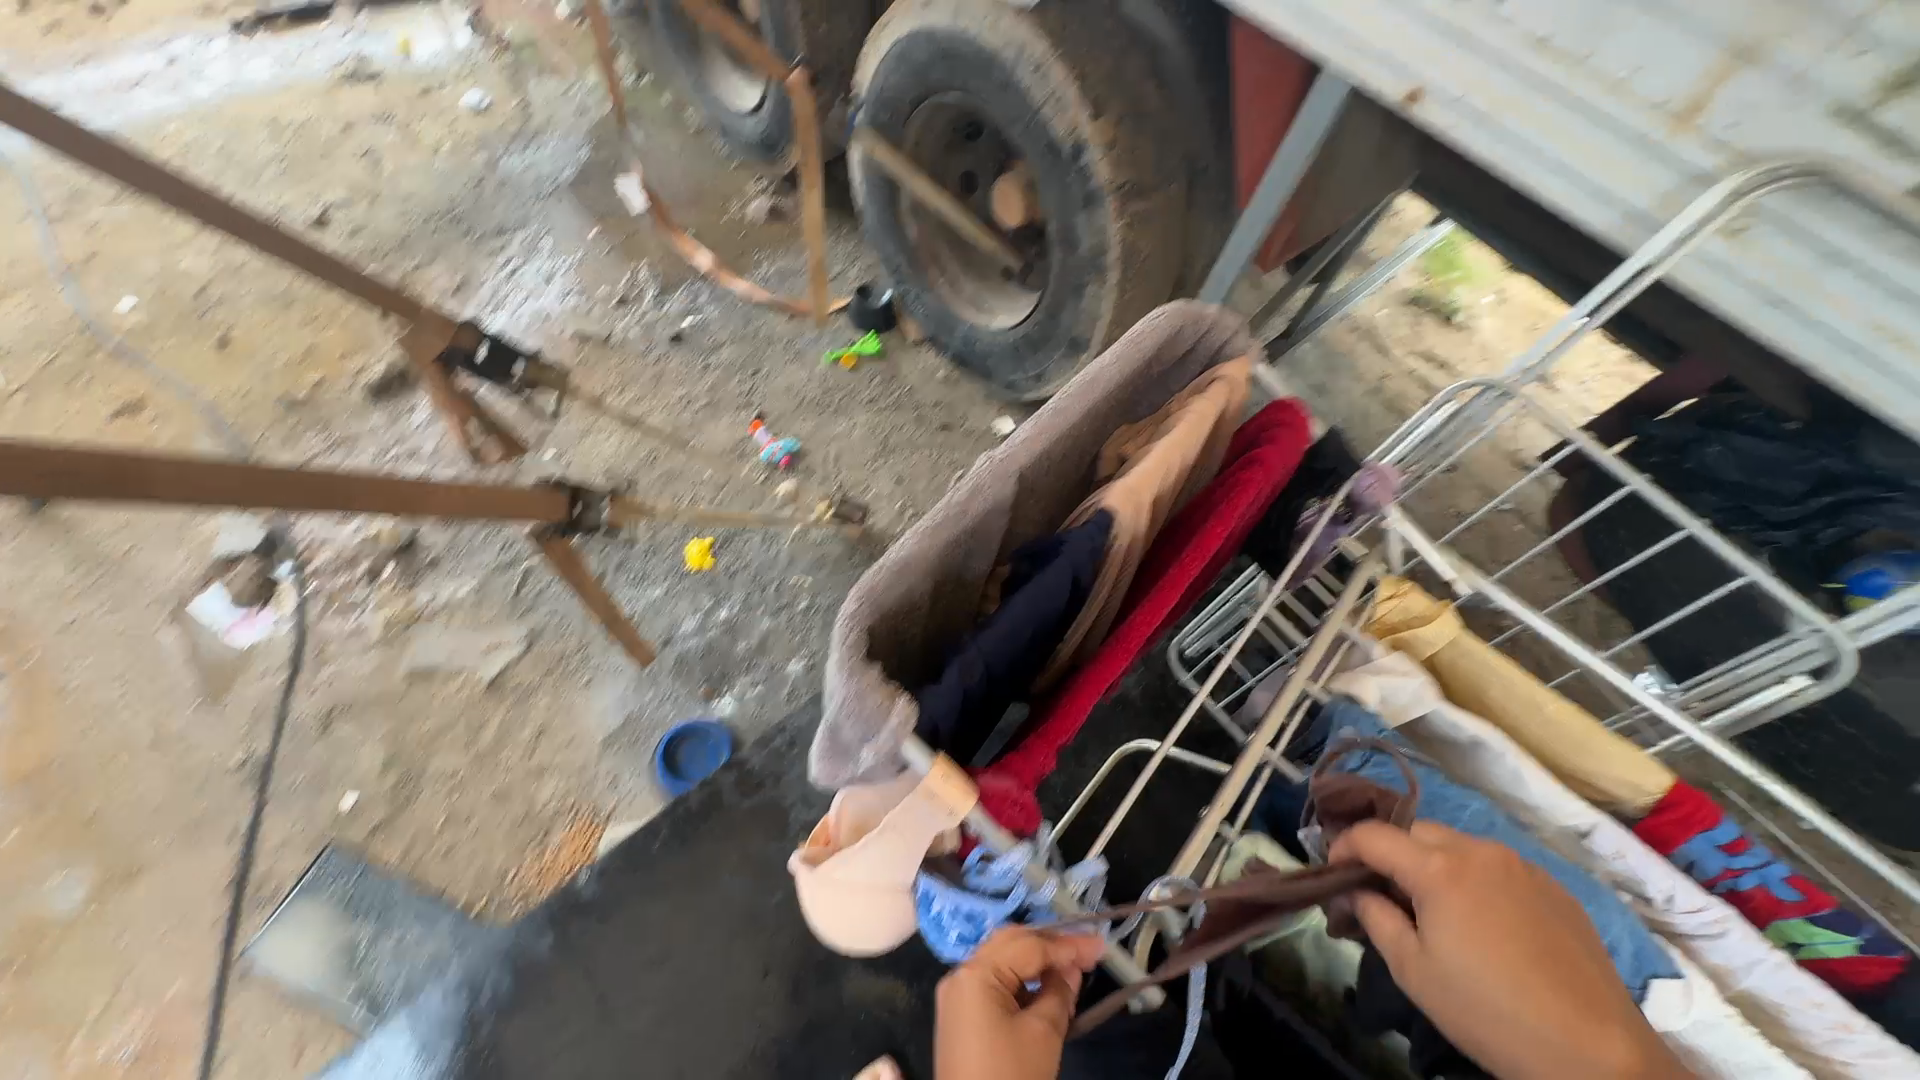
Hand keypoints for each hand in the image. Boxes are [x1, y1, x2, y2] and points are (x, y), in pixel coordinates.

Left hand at [934, 927, 1104, 1079]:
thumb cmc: (1010, 1077)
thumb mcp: (1043, 1033)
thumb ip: (1059, 992)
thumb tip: (1070, 969)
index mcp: (976, 973)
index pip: (1029, 946)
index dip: (1068, 945)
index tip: (1100, 946)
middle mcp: (961, 975)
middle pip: (1011, 944)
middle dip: (1050, 946)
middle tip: (1086, 952)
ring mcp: (959, 996)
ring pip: (1003, 963)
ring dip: (1037, 964)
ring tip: (1072, 971)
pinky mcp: (962, 1016)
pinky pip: (996, 985)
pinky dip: (1022, 984)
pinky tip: (1048, 990)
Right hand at [1331, 822, 1690, 1079]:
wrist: (1595, 1053)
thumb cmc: (1488, 1011)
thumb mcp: (1412, 970)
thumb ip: (1374, 916)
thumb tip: (1357, 890)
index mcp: (1438, 868)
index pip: (1372, 835)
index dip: (1343, 847)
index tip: (1335, 874)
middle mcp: (1479, 851)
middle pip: (1416, 832)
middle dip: (1390, 854)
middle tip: (1384, 895)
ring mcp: (1522, 867)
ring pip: (1458, 846)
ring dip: (1433, 865)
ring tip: (1436, 911)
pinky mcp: (1555, 889)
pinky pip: (1497, 868)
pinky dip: (1475, 880)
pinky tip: (1485, 925)